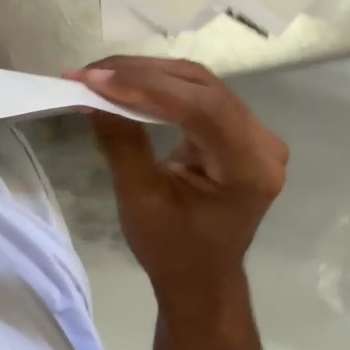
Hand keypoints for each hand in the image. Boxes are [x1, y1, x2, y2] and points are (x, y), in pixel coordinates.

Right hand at [66, 57, 288, 321]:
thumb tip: (91, 96)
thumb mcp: (139, 197)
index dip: (145, 86)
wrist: (200, 276)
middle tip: (87, 72)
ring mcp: (255, 134)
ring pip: (199, 84)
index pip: (201, 108)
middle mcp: (263, 143)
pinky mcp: (239, 132)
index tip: (93, 79)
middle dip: (141, 73)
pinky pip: (198, 95)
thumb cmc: (170, 247)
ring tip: (98, 73)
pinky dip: (158, 85)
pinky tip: (125, 83)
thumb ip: (121, 141)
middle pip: (202, 87)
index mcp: (248, 167)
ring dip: (146, 73)